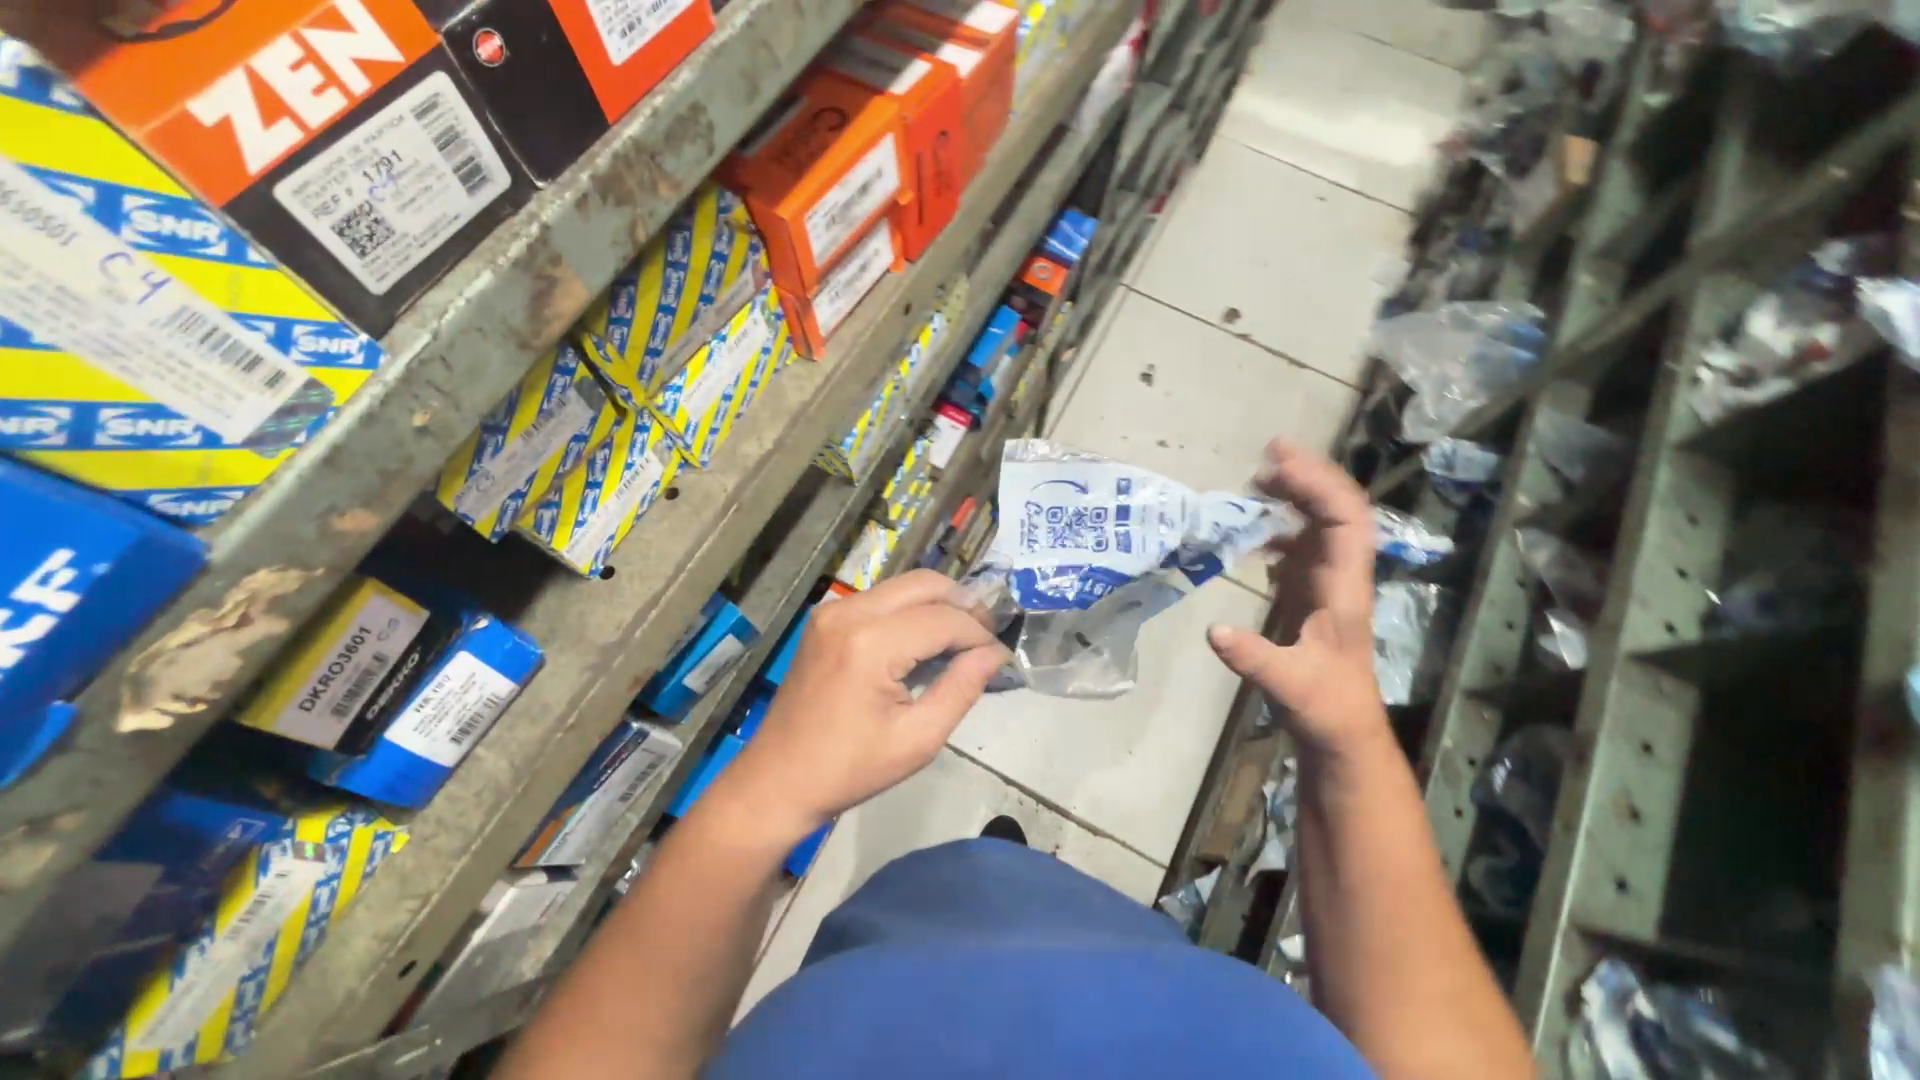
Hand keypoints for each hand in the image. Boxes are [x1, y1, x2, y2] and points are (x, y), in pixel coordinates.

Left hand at [714, 570, 1008, 841]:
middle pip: (924, 583)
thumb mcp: (916, 740)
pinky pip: (880, 599)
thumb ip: (960, 689)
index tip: (1000, 657)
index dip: (979, 634)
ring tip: (960, 642)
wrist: (777, 780)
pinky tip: (923, 643)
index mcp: (870, 644)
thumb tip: (994, 654)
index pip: (943, 619)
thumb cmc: (849, 770)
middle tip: (985, 639)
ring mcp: (832, 612)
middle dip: (963, 605)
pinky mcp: (825, 619)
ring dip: (937, 606)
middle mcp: (848, 613)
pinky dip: (909, 611)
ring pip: (902, 586)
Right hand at [1207, 440, 1388, 757]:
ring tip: (1260, 476)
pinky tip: (1254, 526)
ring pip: (1320, 523)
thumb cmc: (1325, 708)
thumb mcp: (1289, 686)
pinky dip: (1280, 525)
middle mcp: (1340, 575)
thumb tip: (1213, 630)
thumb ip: (1253, 658)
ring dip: (1297, 495)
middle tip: (1269, 451)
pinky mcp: (1310, 594)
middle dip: (1310, 476)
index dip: (1319, 487)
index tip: (1281, 466)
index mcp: (1344, 588)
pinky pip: (1300, 545)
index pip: (1347, 521)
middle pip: (1337, 510)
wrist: (1342, 731)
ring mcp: (1326, 582)